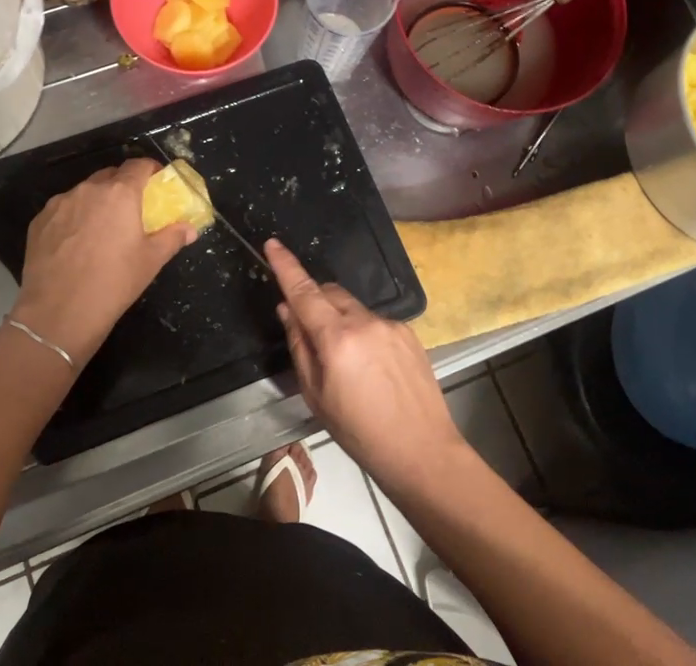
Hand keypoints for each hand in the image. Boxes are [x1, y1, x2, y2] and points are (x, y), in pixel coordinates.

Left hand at [12, 159, 194, 364]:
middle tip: (132, 209)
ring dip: (96, 202)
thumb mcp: (151, 261)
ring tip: (101, 228)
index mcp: (119, 194)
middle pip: (109, 176)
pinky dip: (73, 217)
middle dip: (122, 186)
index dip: (149, 170)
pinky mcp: (39, 221)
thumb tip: (189, 229)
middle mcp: (88, 190)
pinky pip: (62, 210)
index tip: (156, 180)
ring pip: (83, 192)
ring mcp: (59, 204)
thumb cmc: (113, 283)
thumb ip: (172, 238)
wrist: (59, 312)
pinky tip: (76, 243)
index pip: (138, 166)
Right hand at [268, 239, 466, 485]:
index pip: (304, 292)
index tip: (273, 244)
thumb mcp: (315, 395)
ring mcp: (391, 325)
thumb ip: (300, 346)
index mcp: (337, 339)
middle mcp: (365, 322)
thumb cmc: (359, 431)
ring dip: (340, 320)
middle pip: (330, 293)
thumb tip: (289, 310)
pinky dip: (363, 333)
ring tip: (346, 363)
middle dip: (314, 301)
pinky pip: (375, 322)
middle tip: (309, 333)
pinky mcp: (409, 334)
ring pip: (353, 308)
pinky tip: (371, 368)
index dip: (286, 266)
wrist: (422, 450)